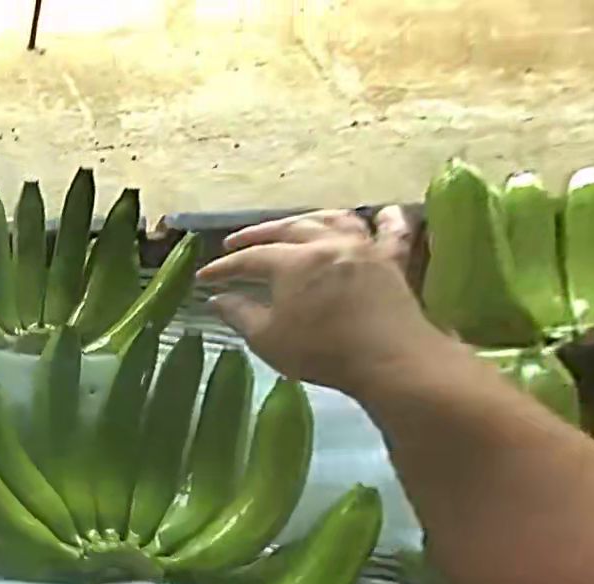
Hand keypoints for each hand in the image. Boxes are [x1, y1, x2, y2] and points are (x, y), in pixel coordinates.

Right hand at [197, 208, 470, 396]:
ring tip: (291, 226)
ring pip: (336, 220)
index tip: (202, 277)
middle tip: (233, 243)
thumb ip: (238, 313)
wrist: (387, 359)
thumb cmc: (317, 350)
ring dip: (308, 220)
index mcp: (296, 263)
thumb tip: (217, 300)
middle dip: (257, 234)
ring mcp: (366, 249)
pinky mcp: (392, 261)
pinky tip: (381, 213)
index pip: (250, 258)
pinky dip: (385, 219)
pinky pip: (392, 231)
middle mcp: (331, 245)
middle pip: (290, 228)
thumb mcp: (264, 336)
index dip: (223, 267)